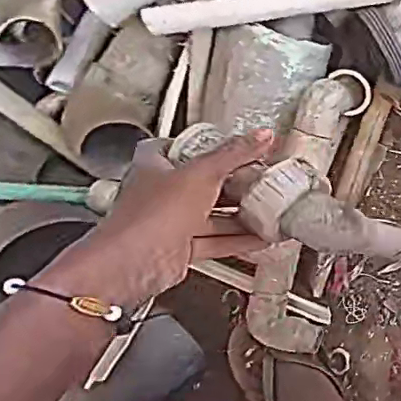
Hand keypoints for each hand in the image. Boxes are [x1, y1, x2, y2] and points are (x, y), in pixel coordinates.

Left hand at [41, 130, 274, 304]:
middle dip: (233, 186)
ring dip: (240, 217)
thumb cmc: (151, 215)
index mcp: (155, 167)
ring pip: (212, 216)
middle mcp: (161, 194)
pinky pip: (215, 242)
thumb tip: (260, 136)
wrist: (134, 263)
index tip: (232, 147)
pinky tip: (259, 239)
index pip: (180, 148)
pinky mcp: (181, 249)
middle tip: (259, 183)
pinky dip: (238, 241)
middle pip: (202, 185)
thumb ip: (234, 155)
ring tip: (266, 212)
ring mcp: (171, 223)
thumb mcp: (202, 174)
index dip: (204, 146)